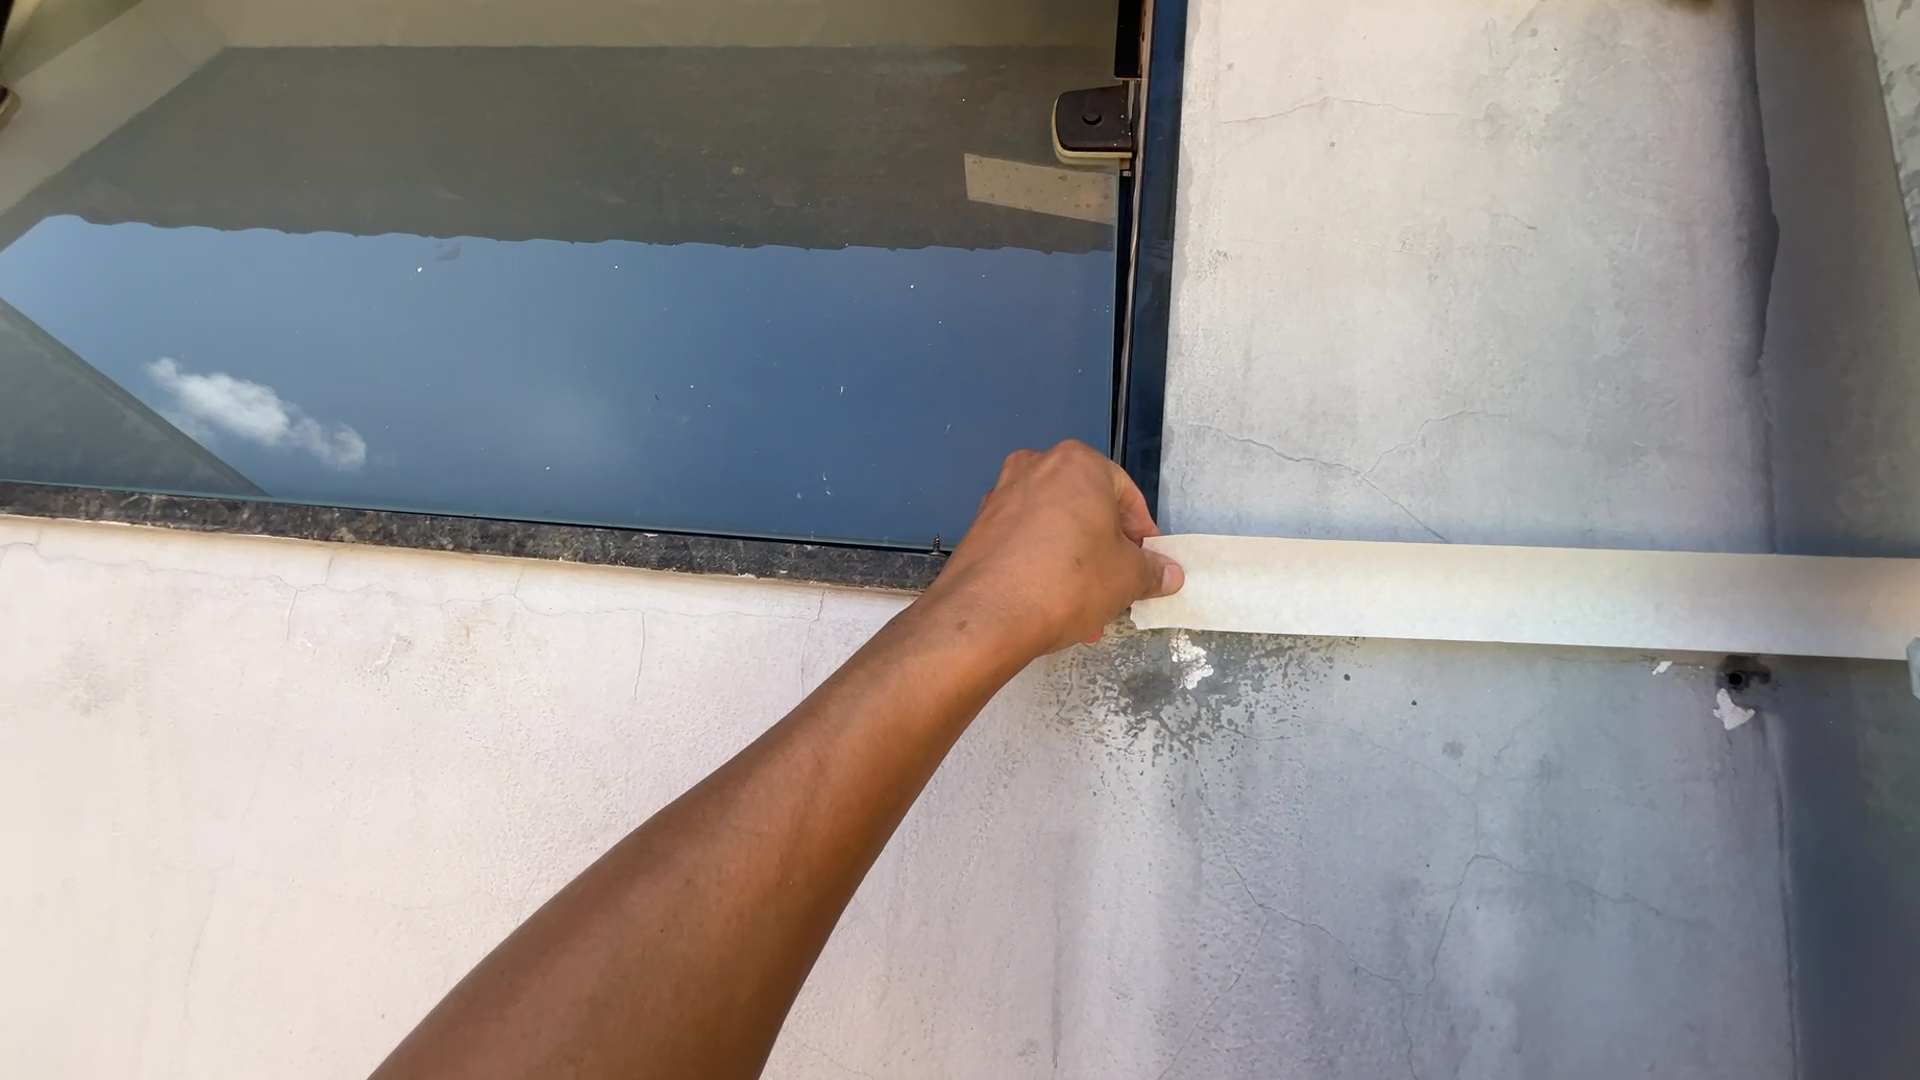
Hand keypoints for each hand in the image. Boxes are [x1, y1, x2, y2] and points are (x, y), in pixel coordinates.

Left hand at [919, 440, 1184, 659]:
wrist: (986, 614)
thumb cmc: (1069, 581)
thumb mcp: (1126, 578)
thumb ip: (1151, 570)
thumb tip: (1169, 573)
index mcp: (1077, 463)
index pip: (1126, 494)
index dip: (1142, 533)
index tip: (1147, 564)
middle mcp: (1034, 467)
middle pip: (1086, 509)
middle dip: (1105, 550)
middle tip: (1118, 586)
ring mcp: (1000, 496)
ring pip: (1053, 529)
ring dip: (1074, 564)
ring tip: (1086, 608)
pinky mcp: (977, 527)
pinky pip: (1023, 543)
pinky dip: (1041, 566)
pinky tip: (1051, 604)